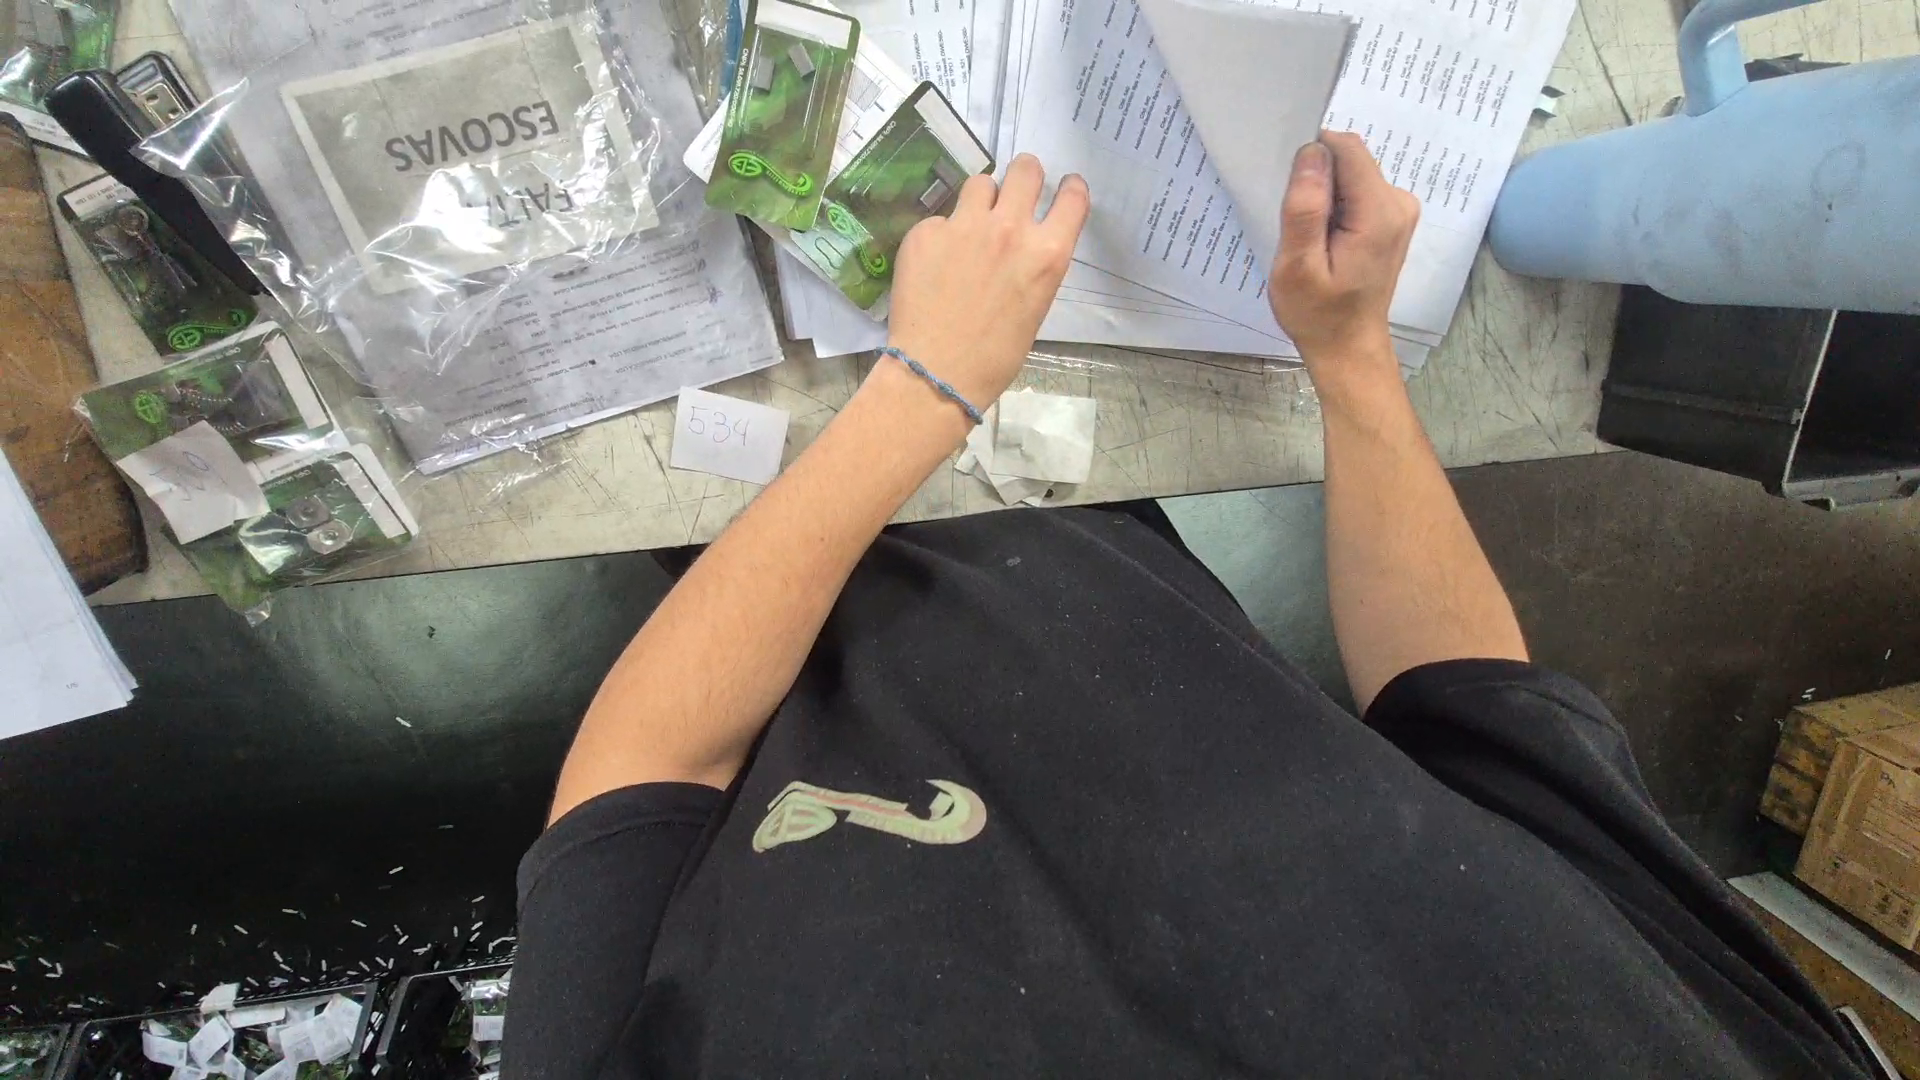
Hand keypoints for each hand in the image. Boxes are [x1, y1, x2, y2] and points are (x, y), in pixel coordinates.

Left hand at [882, 154, 1090, 410]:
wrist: (938, 374)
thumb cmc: (994, 359)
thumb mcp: (1033, 311)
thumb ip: (1033, 269)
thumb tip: (1022, 251)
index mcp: (1046, 255)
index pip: (1072, 198)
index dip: (1068, 189)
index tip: (1062, 189)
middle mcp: (1010, 229)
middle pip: (1025, 169)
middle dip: (1024, 178)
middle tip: (1013, 198)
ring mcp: (965, 226)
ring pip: (980, 183)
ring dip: (981, 201)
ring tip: (970, 231)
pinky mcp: (926, 232)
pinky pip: (939, 220)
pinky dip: (940, 237)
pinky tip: (934, 268)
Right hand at [1269, 132, 1418, 382]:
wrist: (1347, 347)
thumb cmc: (1317, 314)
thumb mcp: (1298, 267)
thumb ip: (1305, 209)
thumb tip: (1310, 153)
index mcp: (1379, 211)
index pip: (1346, 150)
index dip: (1311, 159)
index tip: (1287, 192)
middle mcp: (1398, 201)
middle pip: (1350, 163)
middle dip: (1316, 185)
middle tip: (1295, 229)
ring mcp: (1399, 211)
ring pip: (1351, 179)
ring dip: (1323, 200)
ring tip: (1308, 241)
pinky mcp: (1392, 222)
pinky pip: (1357, 196)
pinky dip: (1334, 212)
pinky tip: (1322, 244)